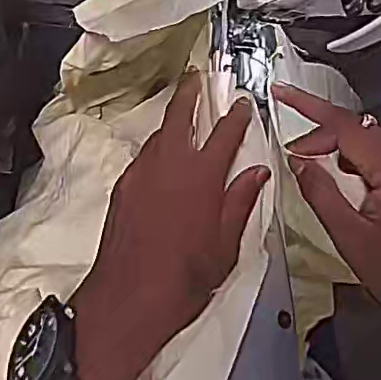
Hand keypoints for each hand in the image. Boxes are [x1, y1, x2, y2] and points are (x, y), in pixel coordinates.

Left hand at [71, 71, 268, 379]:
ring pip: (161, 135)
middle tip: (198, 77)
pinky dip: (158, 149)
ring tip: (185, 121)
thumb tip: (256, 174)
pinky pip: (145, 156)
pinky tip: (165, 161)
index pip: (225, 133)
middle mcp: (170, 165)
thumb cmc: (182, 279)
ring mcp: (142, 173)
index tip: (243, 105)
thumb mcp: (226, 246)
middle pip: (181, 115)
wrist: (126, 301)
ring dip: (174, 123)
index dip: (237, 115)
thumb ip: (241, 202)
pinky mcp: (124, 187)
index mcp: (202, 177)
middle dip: (191, 92)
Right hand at [273, 82, 380, 324]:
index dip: (308, 107)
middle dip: (321, 138)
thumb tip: (298, 161)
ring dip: (338, 150)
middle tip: (294, 158)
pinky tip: (344, 182)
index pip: (345, 126)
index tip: (283, 93)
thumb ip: (320, 192)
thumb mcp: (350, 237)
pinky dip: (357, 160)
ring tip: (315, 170)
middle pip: (357, 129)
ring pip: (368, 140)